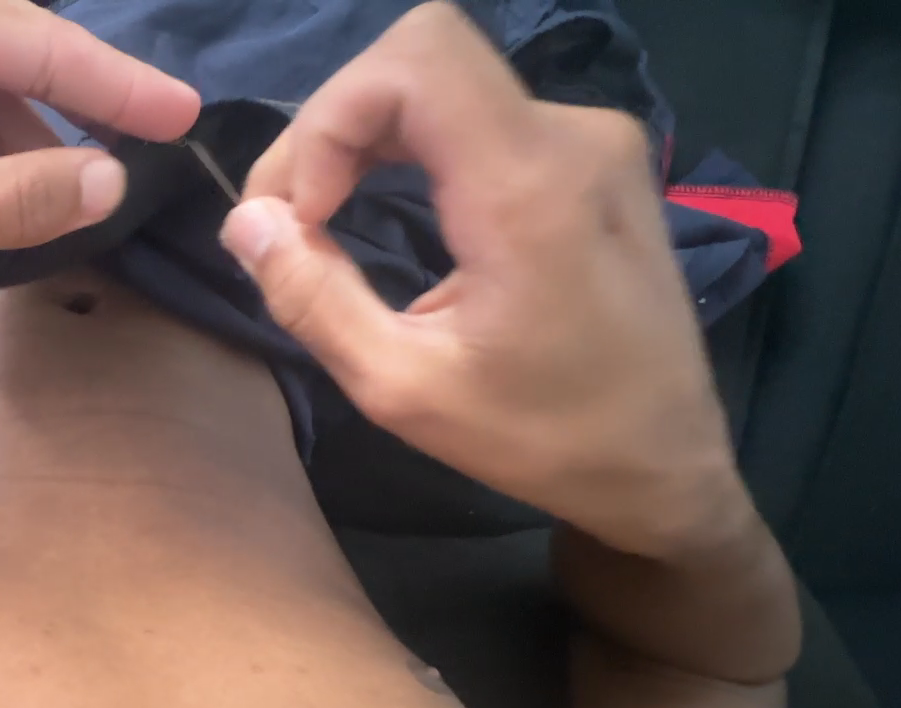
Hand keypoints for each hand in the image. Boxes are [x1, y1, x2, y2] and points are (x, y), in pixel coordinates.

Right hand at [219, 2, 742, 557]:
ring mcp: (579, 140)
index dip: (328, 122)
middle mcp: (566, 135)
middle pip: (413, 64)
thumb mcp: (398, 387)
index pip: (415, 59)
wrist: (656, 455)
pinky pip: (462, 119)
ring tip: (312, 225)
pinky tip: (364, 210)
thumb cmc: (531, 435)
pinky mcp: (577, 159)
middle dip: (322, 136)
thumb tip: (244, 223)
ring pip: (432, 87)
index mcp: (528, 188)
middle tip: (284, 230)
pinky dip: (390, 154)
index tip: (304, 216)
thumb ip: (314, 300)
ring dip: (350, 144)